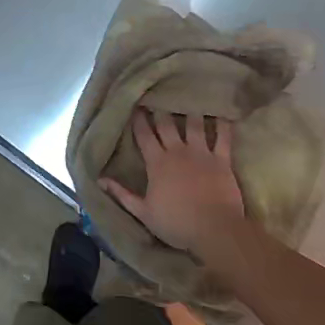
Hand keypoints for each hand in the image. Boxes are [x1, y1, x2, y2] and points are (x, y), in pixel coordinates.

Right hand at [100, 109, 245, 253]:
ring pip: (194, 125)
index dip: (139, 120)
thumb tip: (101, 180)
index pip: (144, 136)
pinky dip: (223, 124)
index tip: (135, 106)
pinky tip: (223, 112)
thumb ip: (122, 194)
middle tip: (158, 96)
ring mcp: (201, 153)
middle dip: (161, 110)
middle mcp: (178, 152)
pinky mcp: (222, 159)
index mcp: (157, 163)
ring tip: (189, 99)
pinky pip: (223, 137)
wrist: (213, 229)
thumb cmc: (176, 223)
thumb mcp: (143, 212)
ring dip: (190, 111)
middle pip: (167, 125)